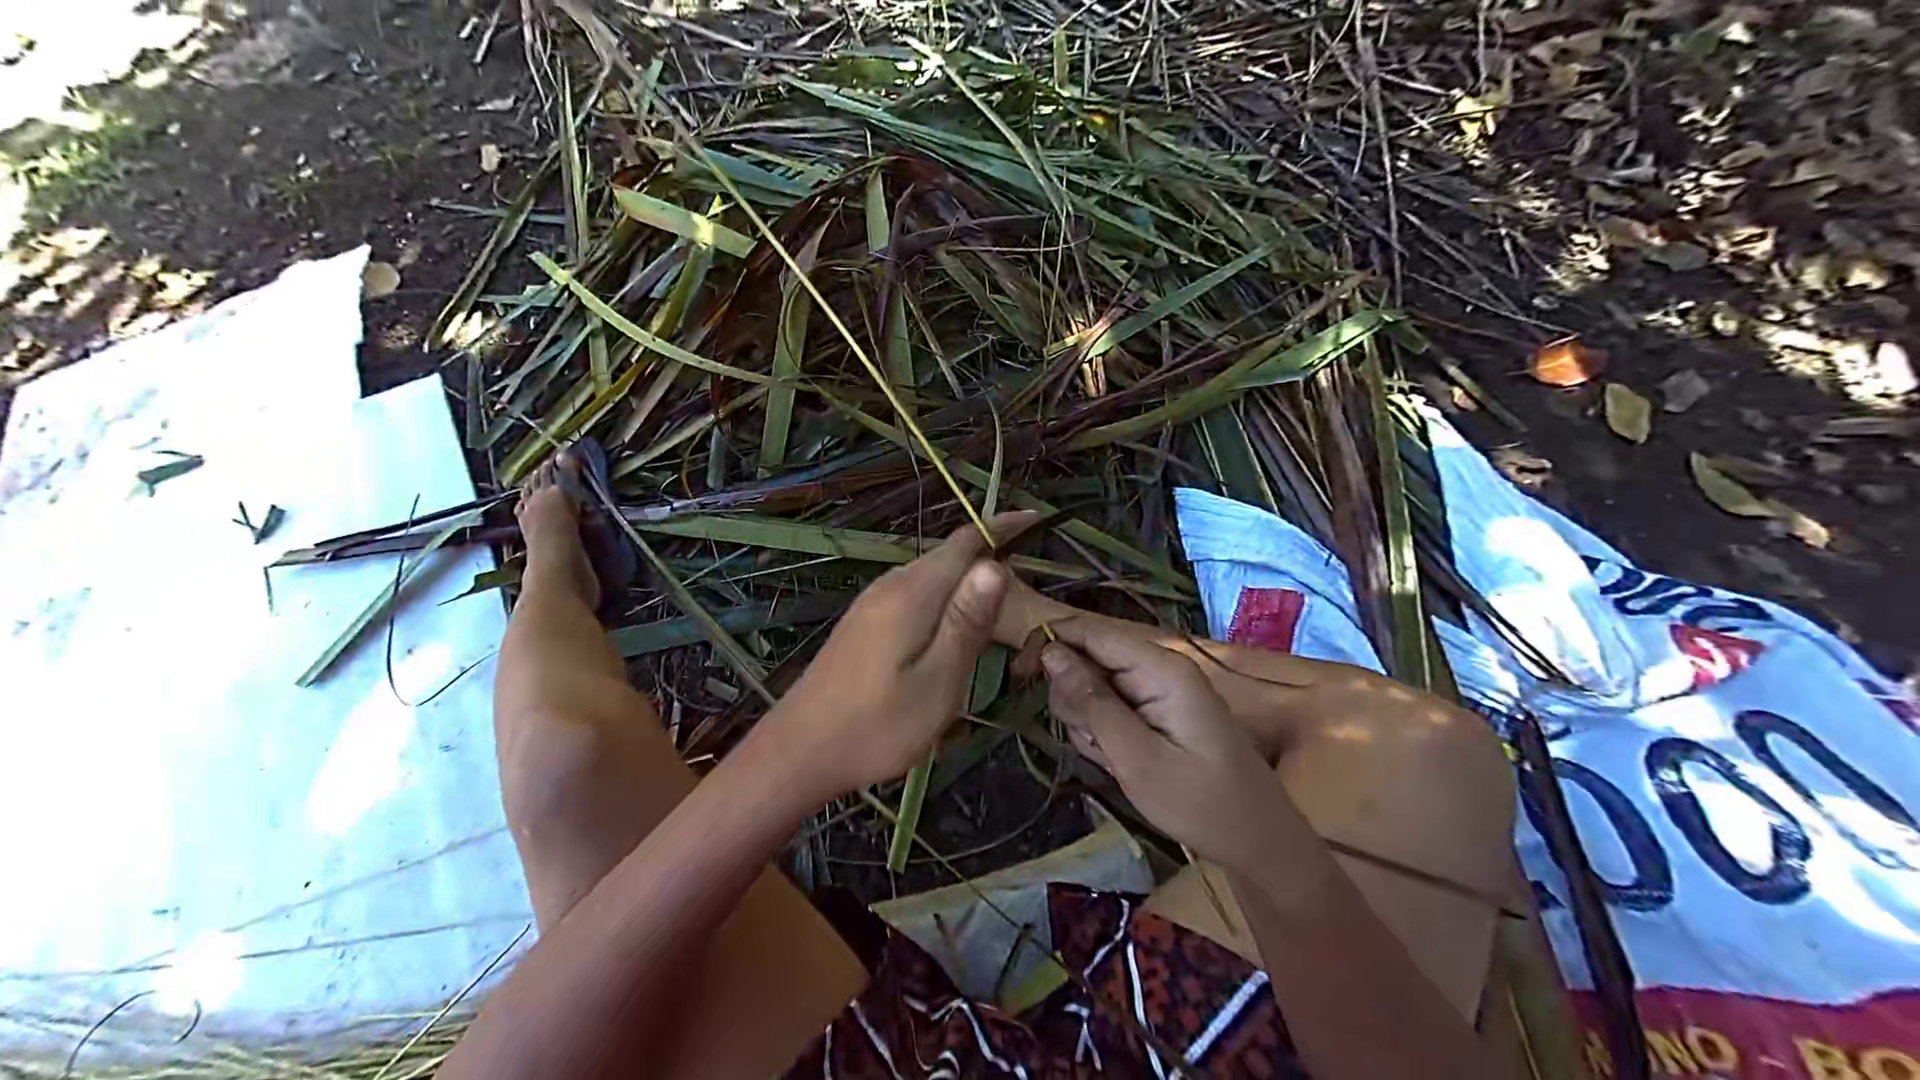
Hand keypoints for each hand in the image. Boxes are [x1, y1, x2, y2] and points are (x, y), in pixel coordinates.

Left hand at [763, 512, 1034, 801]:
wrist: (798, 752)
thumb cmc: (876, 726)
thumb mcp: (937, 681)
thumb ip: (966, 622)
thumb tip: (996, 564)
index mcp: (913, 593)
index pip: (966, 542)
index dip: (1002, 526)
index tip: (1037, 518)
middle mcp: (891, 586)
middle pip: (949, 557)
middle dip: (989, 558)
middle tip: (1030, 589)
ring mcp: (872, 604)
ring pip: (931, 578)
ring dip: (966, 583)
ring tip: (998, 609)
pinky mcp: (863, 623)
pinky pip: (914, 596)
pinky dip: (943, 601)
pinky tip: (950, 631)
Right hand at [1039, 617, 1312, 872]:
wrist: (1256, 841)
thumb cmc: (1201, 804)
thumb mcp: (1136, 759)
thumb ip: (1091, 702)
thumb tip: (1049, 651)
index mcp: (1160, 668)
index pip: (1090, 631)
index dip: (1048, 642)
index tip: (1019, 676)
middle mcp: (1158, 667)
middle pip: (1087, 657)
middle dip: (1074, 699)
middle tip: (1095, 744)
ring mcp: (1158, 688)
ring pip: (1093, 685)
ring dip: (1088, 721)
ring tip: (1113, 759)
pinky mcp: (1156, 708)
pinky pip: (1110, 706)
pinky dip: (1103, 732)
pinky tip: (1121, 761)